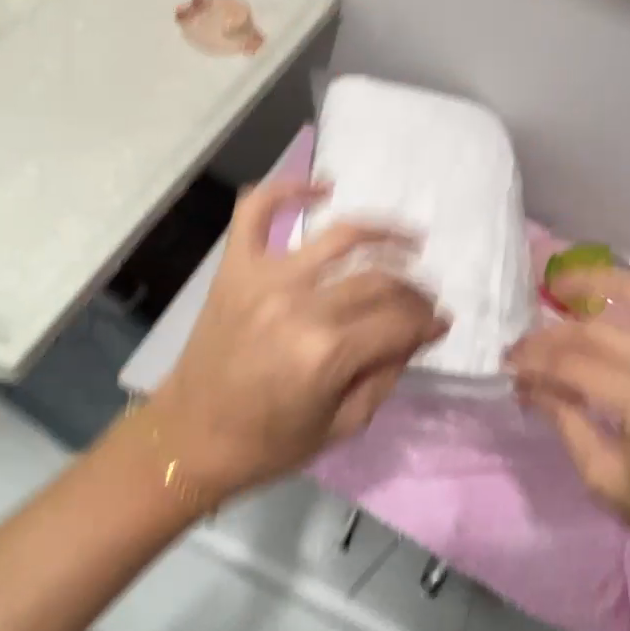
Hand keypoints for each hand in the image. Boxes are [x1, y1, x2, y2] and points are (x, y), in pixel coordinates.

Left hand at [138, 179, 448, 502]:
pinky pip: (258, 210)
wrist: (189, 438)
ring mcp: (265, 278)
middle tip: (424, 296)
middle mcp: (300, 304)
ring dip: (382, 231)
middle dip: (413, 288)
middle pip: (378, 278)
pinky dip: (289, 190)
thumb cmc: (269, 442)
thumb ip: (386, 373)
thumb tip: (420, 332)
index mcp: (327, 352)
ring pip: (340, 236)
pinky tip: (323, 188)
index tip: (440, 322)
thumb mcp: (343, 425)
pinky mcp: (236, 266)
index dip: (428, 321)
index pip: (399, 321)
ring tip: (406, 241)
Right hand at [507, 269, 629, 586]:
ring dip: (598, 280)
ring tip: (563, 284)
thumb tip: (528, 383)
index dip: (534, 360)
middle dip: (551, 333)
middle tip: (523, 342)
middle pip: (598, 329)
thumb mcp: (606, 482)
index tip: (507, 363)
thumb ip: (565, 423)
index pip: (575, 363)